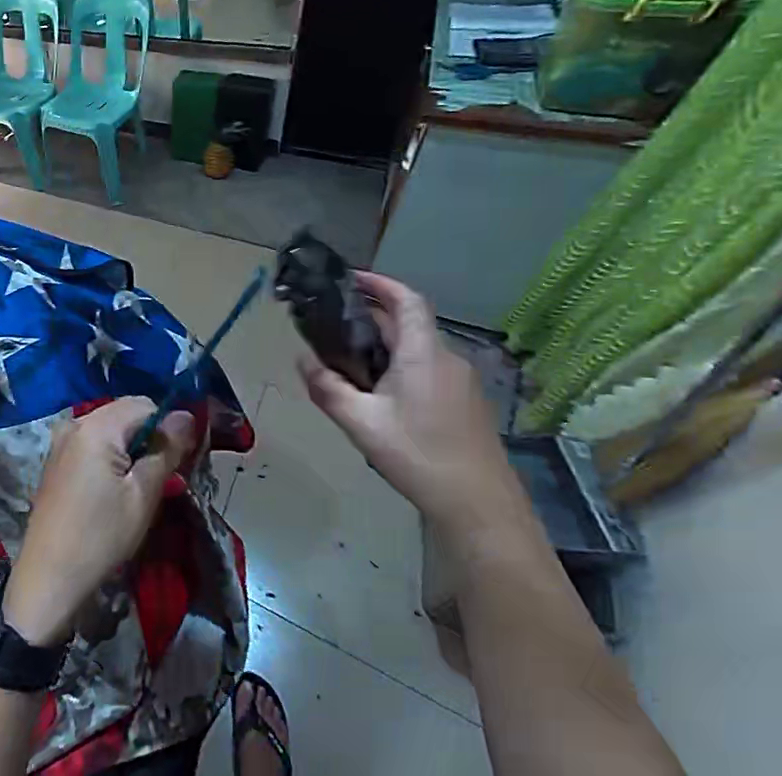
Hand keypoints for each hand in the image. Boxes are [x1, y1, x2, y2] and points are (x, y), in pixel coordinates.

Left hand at [6, 398, 194, 645]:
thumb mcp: (143, 494)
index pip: (146, 405)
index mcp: (97, 427)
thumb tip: (187, 416)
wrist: (48, 580)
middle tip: (166, 475)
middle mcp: (75, 424)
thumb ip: (167, 449)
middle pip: (127, 414)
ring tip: (144, 486)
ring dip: (133, 449)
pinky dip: (113, 457)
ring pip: (111, 430)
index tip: (180, 460)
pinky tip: (118, 489)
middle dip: (151, 437)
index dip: (168, 427)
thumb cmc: (101, 536)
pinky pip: (94, 444)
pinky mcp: (57, 461)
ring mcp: (61, 442)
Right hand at [299, 272, 535, 546]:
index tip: (352, 279)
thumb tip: (302, 360)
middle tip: (337, 322)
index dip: (380, 283)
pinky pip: (430, 368)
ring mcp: (461, 380)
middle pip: (410, 322)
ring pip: (419, 347)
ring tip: (353, 358)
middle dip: (375, 315)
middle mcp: (446, 357)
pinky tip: (384, 392)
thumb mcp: (362, 424)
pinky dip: (404, 363)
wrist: (478, 503)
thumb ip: (328, 388)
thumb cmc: (418, 455)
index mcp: (423, 353)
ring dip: (388, 342)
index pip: (406, 299)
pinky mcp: (466, 402)